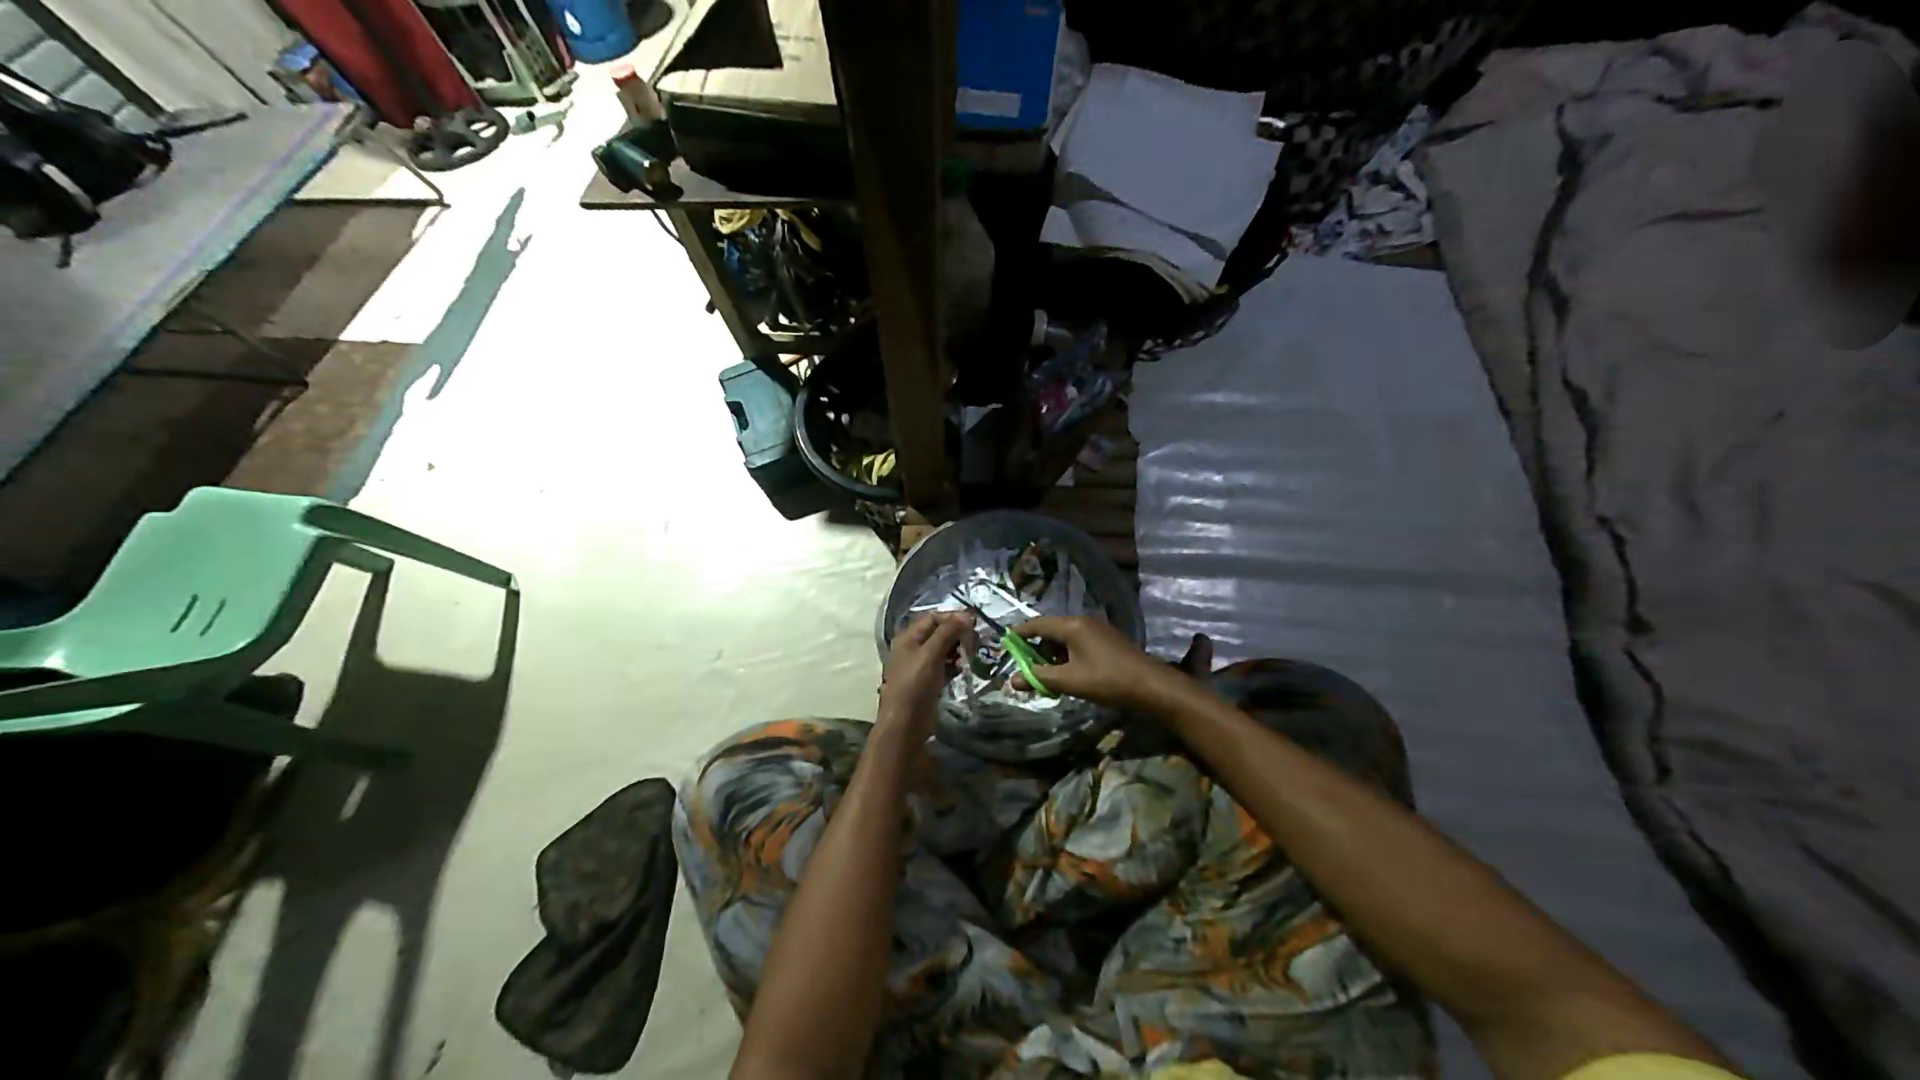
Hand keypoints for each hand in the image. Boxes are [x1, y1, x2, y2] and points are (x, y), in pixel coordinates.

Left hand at [878, 611, 971, 733]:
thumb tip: (966, 615)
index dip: (953, 617)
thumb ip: (947, 632)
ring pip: (944, 649)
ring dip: (958, 649)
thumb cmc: (915, 685)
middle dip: (958, 633)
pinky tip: (964, 669)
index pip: (933, 617)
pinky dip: (955, 664)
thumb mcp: (930, 654)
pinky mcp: (929, 680)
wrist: (906, 724)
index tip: (974, 622)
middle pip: (939, 632)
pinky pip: (945, 665)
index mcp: (908, 637)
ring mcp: (921, 665)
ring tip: (970, 655)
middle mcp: (913, 647)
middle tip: (975, 640)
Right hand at [1012, 616, 1191, 712]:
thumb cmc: (1107, 680)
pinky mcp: (1108, 641)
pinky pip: (1079, 644)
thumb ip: (1039, 678)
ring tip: (1046, 676)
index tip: (1005, 643)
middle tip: (1025, 667)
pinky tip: (1068, 674)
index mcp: (1072, 626)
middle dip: (1036, 649)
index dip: (1019, 633)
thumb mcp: (1069, 681)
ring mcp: (1098, 630)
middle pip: (1051, 631)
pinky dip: (1068, 656)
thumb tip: (1013, 680)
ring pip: (1066, 639)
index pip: (1037, 624)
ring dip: (1053, 655)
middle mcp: (1084, 622)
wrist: (1151, 686)